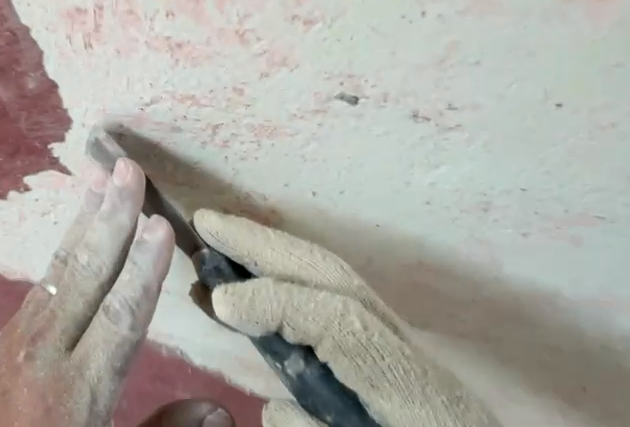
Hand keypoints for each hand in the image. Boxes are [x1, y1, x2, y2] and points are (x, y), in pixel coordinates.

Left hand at [0, 158, 232, 426]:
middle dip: (110, 219)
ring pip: (59, 269)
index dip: (142, 271)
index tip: (161, 226)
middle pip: (84, 276)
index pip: (118, 319)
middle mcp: (44, 350)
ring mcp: (21, 336)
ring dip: (83, 221)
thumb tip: (219, 410)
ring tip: (100, 178)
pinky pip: (43, 282)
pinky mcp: (8, 334)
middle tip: (127, 168)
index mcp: (76, 390)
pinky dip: (62, 249)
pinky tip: (76, 232)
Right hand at [193, 211, 499, 426]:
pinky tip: (252, 281)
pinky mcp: (405, 365)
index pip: (344, 324)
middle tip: (206, 224)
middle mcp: (423, 367)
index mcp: (423, 400)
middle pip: (342, 281)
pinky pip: (341, 305)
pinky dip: (289, 280)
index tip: (218, 302)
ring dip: (272, 255)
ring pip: (343, 284)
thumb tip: (275, 405)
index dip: (275, 302)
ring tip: (217, 239)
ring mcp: (418, 361)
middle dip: (268, 246)